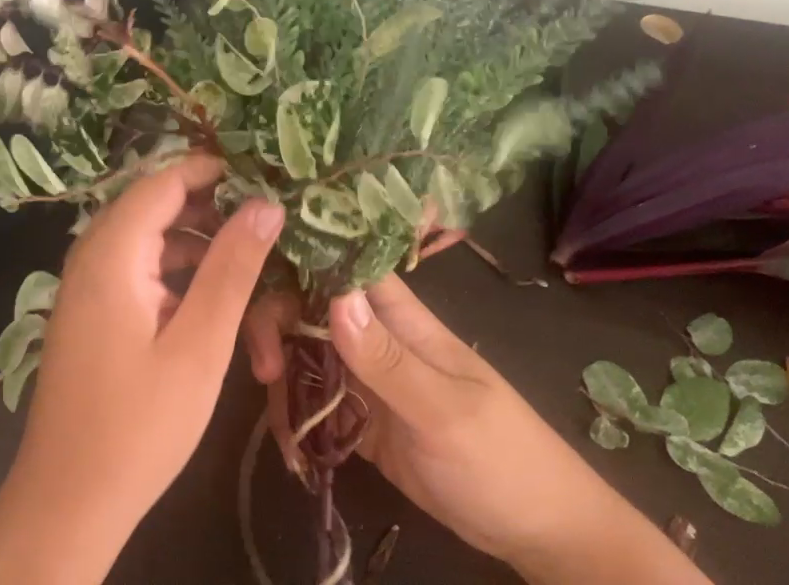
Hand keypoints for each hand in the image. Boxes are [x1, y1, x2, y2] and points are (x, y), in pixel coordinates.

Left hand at [0, 156, 283, 584]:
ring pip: (154, 249)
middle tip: (272, 232)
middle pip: (159, 211)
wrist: (68, 502)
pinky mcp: (95, 316)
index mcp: (110, 252)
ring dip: (203, 261)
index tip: (268, 176)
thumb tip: (265, 203)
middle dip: (215, 219)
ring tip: (258, 280)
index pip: (163, 181)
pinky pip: (142, 279)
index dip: (214, 171)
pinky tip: (217, 314)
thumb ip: (231, 268)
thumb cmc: (138, 424)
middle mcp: (92, 258)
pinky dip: (180, 287)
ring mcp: (89, 288)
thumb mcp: (199, 345)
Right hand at [245, 275, 708, 584]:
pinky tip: (286, 442)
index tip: (250, 267)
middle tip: (262, 369)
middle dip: (275, 325)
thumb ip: (388, 359)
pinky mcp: (359, 420)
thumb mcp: (445, 411)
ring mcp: (366, 381)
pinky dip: (293, 415)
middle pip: (310, 307)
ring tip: (274, 415)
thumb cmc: (505, 460)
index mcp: (403, 320)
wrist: (538, 533)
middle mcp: (376, 340)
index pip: (344, 266)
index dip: (300, 254)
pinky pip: (312, 403)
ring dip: (280, 374)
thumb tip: (334, 295)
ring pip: (304, 353)